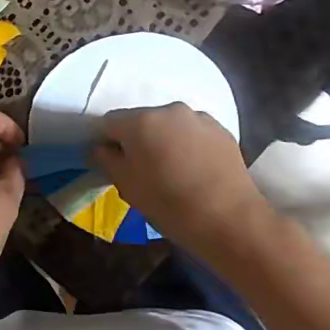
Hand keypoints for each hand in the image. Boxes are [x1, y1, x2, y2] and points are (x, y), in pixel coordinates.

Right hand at [90, 103, 272, 260]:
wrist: (228, 218)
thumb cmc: (167, 202)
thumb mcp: (125, 184)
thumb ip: (106, 160)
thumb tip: (101, 148)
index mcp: (141, 121)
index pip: (109, 122)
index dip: (107, 141)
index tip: (113, 163)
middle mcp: (170, 111)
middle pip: (142, 120)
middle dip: (137, 140)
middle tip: (141, 169)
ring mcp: (200, 119)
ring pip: (169, 126)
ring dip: (164, 141)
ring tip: (171, 171)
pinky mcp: (223, 132)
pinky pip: (193, 134)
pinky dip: (188, 146)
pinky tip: (193, 171)